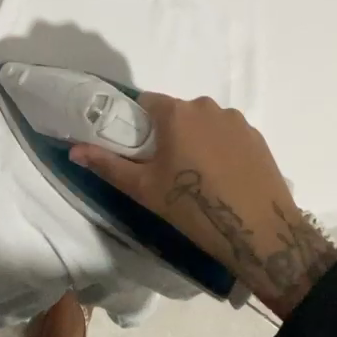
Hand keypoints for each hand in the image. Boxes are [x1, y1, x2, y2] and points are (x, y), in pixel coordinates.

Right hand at [68, 94, 336, 317]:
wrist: (261, 233)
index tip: (139, 150)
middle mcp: (206, 106)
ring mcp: (235, 120)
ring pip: (203, 123)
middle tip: (166, 170)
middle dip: (168, 134)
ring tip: (198, 178)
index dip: (138, 123)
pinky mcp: (257, 136)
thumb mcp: (145, 190)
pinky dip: (220, 149)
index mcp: (177, 113)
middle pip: (176, 112)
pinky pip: (227, 134)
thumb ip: (108, 165)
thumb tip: (74, 150)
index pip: (147, 102)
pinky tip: (222, 179)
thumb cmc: (195, 208)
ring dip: (196, 140)